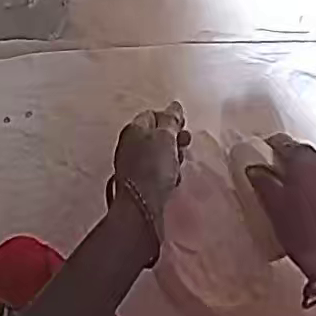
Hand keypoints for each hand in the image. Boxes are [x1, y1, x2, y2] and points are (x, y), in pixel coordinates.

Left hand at [113, 101, 190, 233]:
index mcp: (133, 129)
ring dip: (171, 156)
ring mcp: (132, 166)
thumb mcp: (166, 137)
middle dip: (173, 138)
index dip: (170, 118)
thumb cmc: (154, 166)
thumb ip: (171, 119)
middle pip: (155, 135)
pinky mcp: (138, 185)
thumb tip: (175, 106)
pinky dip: (166, 173)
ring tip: (179, 164)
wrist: (142, 209)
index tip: (183, 126)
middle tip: (185, 144)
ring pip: (157, 154)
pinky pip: (155, 172)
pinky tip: (173, 180)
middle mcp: (129, 145)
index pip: (153, 114)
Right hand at [244, 134, 315, 277]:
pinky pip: (315, 174)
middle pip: (294, 149)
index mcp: (301, 156)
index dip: (264, 148)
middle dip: (279, 159)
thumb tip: (252, 167)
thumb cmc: (301, 229)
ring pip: (305, 162)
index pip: (278, 140)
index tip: (254, 159)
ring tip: (279, 188)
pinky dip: (304, 179)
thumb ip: (261, 180)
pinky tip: (296, 197)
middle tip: (264, 174)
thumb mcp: (273, 204)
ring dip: (293, 170)